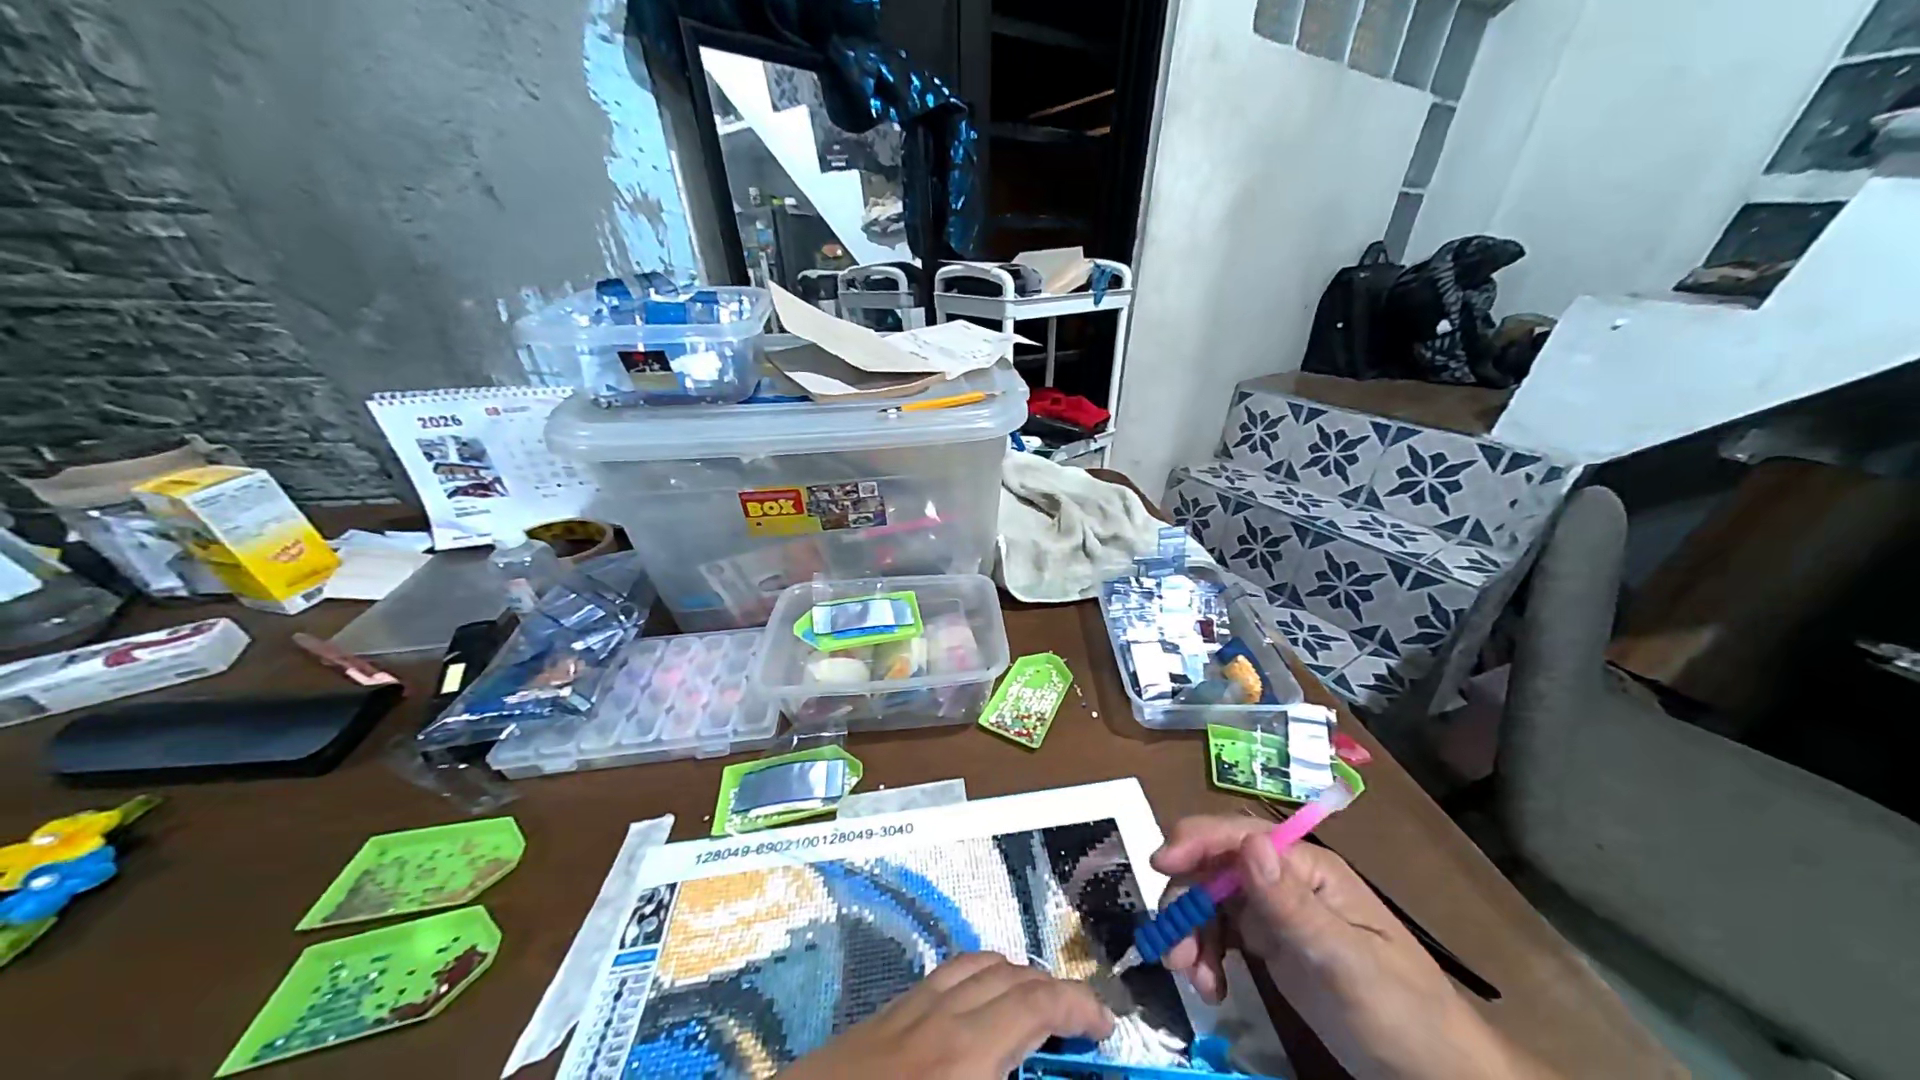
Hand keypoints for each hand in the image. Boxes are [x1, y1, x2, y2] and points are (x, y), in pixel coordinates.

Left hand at [777, 951, 1113, 1079]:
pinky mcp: (883, 1014)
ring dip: (1016, 975)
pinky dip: (978, 976)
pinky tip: (977, 1003)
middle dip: (1054, 991)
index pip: (1038, 1005)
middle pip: (1011, 977)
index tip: (1106, 1027)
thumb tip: (1024, 1064)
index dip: (1080, 1007)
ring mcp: (908, 1008)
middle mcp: (941, 1017)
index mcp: (965, 1056)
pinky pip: (945, 975)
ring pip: (977, 965)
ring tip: (1036, 1004)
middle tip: (1078, 1023)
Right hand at [1151, 816, 1548, 1079]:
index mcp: (1306, 868)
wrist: (1437, 1078)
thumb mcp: (1345, 962)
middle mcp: (1284, 879)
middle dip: (1186, 904)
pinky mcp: (1269, 943)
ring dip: (1190, 933)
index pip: (1237, 835)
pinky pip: (1219, 932)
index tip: (1158, 866)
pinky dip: (1204, 955)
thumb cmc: (1401, 1015)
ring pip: (1209, 900)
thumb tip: (1249, 842)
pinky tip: (1212, 988)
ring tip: (1196, 982)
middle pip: (1213, 868)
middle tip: (1175, 955)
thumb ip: (1292, 904)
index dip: (1194, 842)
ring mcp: (1275, 911)